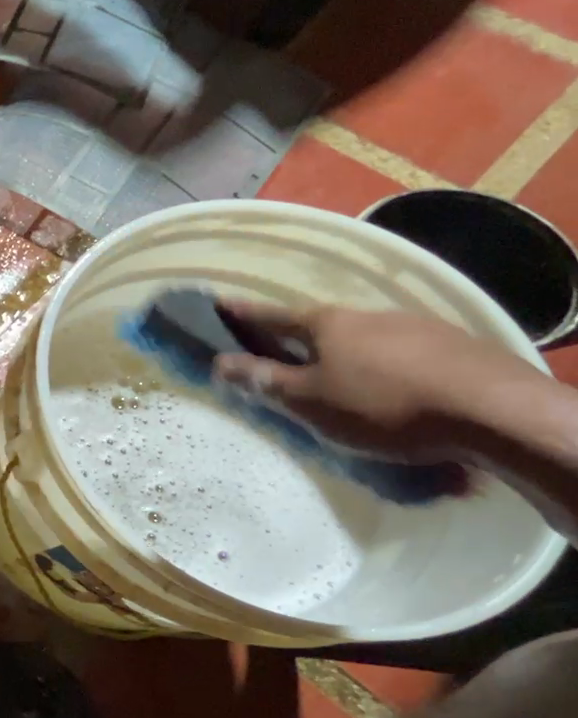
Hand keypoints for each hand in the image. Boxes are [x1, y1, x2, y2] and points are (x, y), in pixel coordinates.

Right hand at [210, 303, 538, 461]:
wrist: (499, 413)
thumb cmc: (384, 405)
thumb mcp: (310, 400)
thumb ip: (265, 380)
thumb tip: (219, 362)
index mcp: (327, 324)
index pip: (272, 316)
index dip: (244, 313)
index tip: (219, 304)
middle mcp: (370, 315)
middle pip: (324, 327)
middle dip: (304, 342)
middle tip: (289, 359)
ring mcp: (420, 328)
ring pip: (369, 341)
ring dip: (353, 357)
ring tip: (350, 384)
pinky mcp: (460, 348)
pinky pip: (408, 355)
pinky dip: (392, 369)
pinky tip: (401, 392)